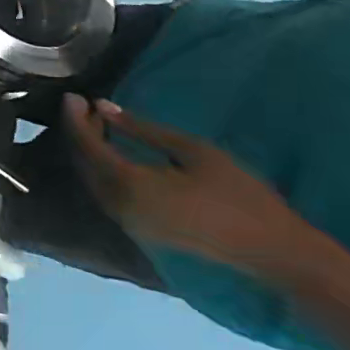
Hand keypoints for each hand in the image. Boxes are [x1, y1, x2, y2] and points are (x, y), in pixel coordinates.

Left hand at [63, 94, 312, 274]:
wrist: (276, 253)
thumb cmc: (240, 196)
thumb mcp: (193, 151)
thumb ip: (143, 129)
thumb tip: (103, 107)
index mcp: (128, 186)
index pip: (87, 146)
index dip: (75, 119)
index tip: (73, 95)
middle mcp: (118, 206)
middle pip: (83, 162)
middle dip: (79, 131)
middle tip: (85, 105)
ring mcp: (127, 222)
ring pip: (91, 178)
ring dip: (89, 150)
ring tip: (96, 121)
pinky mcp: (139, 230)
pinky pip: (105, 192)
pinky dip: (100, 168)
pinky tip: (111, 149)